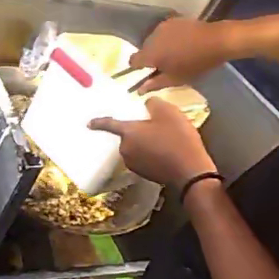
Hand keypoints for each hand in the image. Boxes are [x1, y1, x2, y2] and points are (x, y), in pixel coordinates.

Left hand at [90, 98, 214, 189]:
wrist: (190, 172)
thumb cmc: (177, 139)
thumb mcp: (169, 112)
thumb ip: (154, 103)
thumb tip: (148, 104)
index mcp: (128, 133)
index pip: (109, 124)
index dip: (99, 122)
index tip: (89, 123)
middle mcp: (126, 149)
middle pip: (127, 136)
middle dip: (138, 132)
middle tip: (157, 128)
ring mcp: (134, 164)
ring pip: (136, 148)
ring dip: (145, 144)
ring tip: (165, 141)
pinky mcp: (144, 174)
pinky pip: (144, 158)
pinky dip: (151, 154)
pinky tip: (166, 152)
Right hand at [130, 18, 233, 90]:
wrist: (217, 41)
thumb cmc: (196, 63)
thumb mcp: (176, 79)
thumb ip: (155, 84)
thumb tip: (139, 90)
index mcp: (150, 53)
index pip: (133, 61)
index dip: (137, 68)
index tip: (146, 73)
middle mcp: (152, 38)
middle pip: (144, 49)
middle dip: (151, 57)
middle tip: (165, 65)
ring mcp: (162, 27)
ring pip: (154, 40)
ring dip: (160, 47)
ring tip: (175, 53)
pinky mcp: (173, 20)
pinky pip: (164, 32)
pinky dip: (168, 38)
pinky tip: (182, 42)